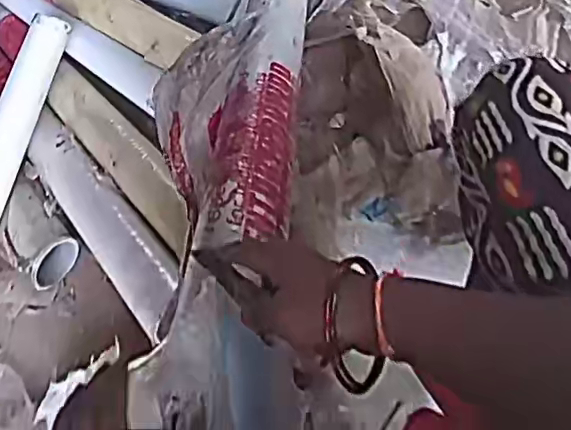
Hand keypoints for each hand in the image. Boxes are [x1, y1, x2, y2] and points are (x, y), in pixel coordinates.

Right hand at [196, 237, 375, 361]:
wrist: (365, 310)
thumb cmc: (313, 310)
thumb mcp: (276, 316)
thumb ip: (254, 310)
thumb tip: (243, 306)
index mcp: (268, 254)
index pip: (236, 251)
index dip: (219, 257)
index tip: (205, 259)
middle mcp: (285, 249)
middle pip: (257, 261)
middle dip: (247, 278)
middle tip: (239, 296)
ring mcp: (305, 260)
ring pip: (278, 274)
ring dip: (270, 293)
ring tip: (269, 317)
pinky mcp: (322, 274)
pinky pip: (295, 285)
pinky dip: (288, 299)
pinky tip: (292, 320)